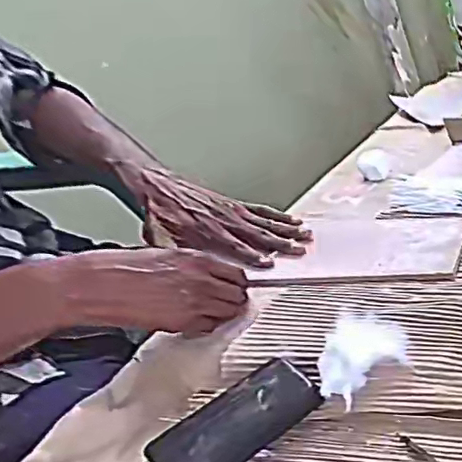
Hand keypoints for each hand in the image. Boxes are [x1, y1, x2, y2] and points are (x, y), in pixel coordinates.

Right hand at [44, 248, 249, 335]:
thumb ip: (191, 266)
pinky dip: (204, 326)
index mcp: (196, 261)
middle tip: (220, 302)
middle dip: (232, 300)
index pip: (238, 275)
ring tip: (206, 312)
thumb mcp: (160, 256)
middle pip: (238, 296)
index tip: (232, 288)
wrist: (85, 285)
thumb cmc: (113, 268)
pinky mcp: (184, 321)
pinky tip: (191, 321)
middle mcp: (202, 281)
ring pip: (230, 313)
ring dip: (222, 314)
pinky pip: (210, 327)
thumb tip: (210, 275)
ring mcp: (196, 302)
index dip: (236, 283)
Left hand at [115, 161, 309, 267]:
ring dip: (288, 230)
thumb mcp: (161, 240)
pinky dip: (281, 216)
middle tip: (300, 251)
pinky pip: (263, 211)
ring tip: (306, 236)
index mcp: (209, 234)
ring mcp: (235, 213)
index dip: (254, 256)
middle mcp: (226, 223)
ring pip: (267, 223)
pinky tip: (294, 220)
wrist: (155, 187)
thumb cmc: (161, 215)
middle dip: (282, 244)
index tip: (269, 263)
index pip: (238, 248)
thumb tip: (186, 274)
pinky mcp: (238, 205)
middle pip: (260, 236)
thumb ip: (178, 257)